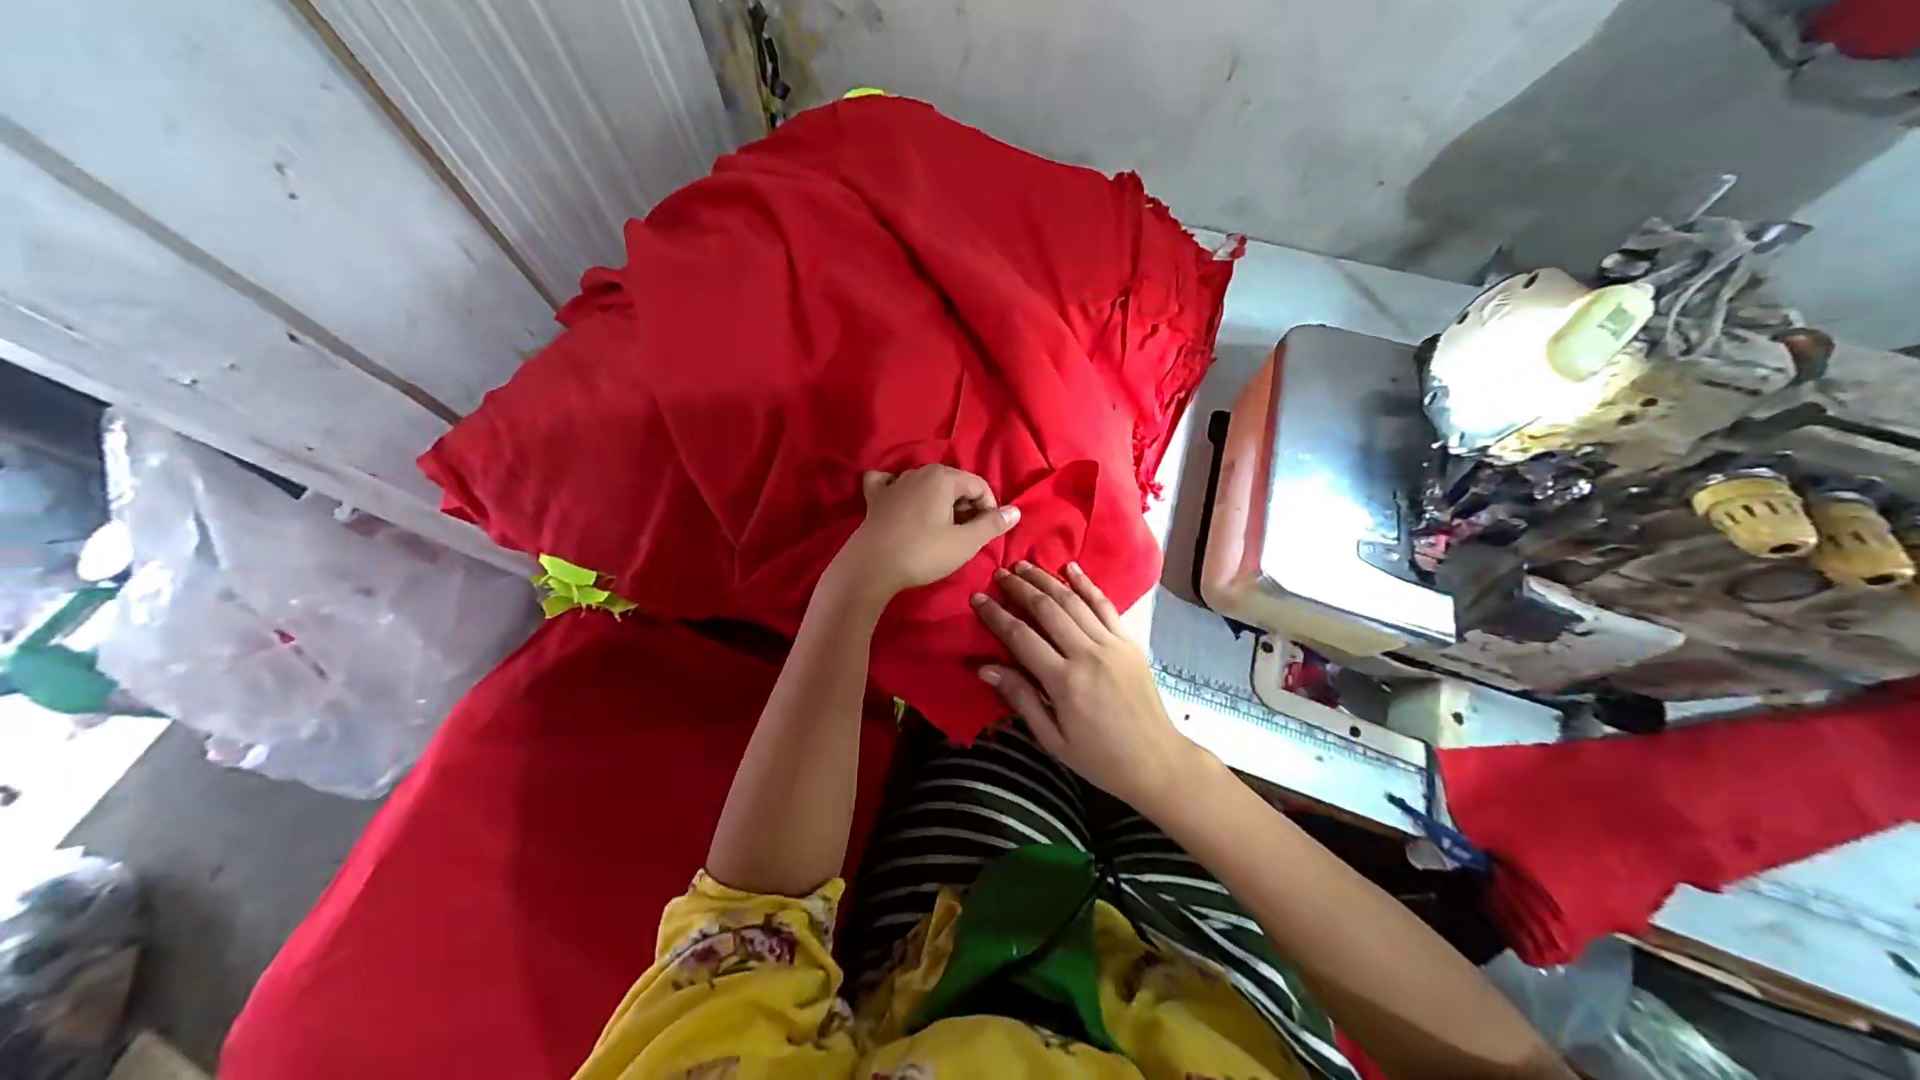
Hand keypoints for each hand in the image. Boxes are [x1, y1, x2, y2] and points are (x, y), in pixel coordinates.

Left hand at [827, 465, 1020, 604]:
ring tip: (940, 530)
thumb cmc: (923, 554)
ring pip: (926, 485)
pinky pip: (890, 484)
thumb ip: (992, 525)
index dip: (990, 510)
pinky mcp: (875, 498)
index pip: (979, 486)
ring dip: (939, 503)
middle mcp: (919, 472)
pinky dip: (900, 491)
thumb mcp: (965, 543)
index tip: (987, 534)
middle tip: (966, 536)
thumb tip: (1015, 511)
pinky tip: (901, 502)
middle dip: (965, 507)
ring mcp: (894, 483)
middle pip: (954, 484)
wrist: (871, 568)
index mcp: (943, 477)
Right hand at [971, 562, 1215, 813]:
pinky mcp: (1130, 642)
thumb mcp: (1052, 739)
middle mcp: (1088, 655)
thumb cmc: (1099, 758)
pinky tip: (1071, 567)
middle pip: (1047, 609)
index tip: (977, 598)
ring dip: (1047, 579)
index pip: (1020, 636)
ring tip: (1024, 566)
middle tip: (999, 573)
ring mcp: (1112, 644)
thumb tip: (985, 668)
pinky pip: (1105, 605)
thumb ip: (1020, 698)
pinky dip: (1087, 584)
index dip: (996, 615)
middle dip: (1019, 588)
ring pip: (1074, 601)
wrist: (1156, 761)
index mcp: (1064, 682)